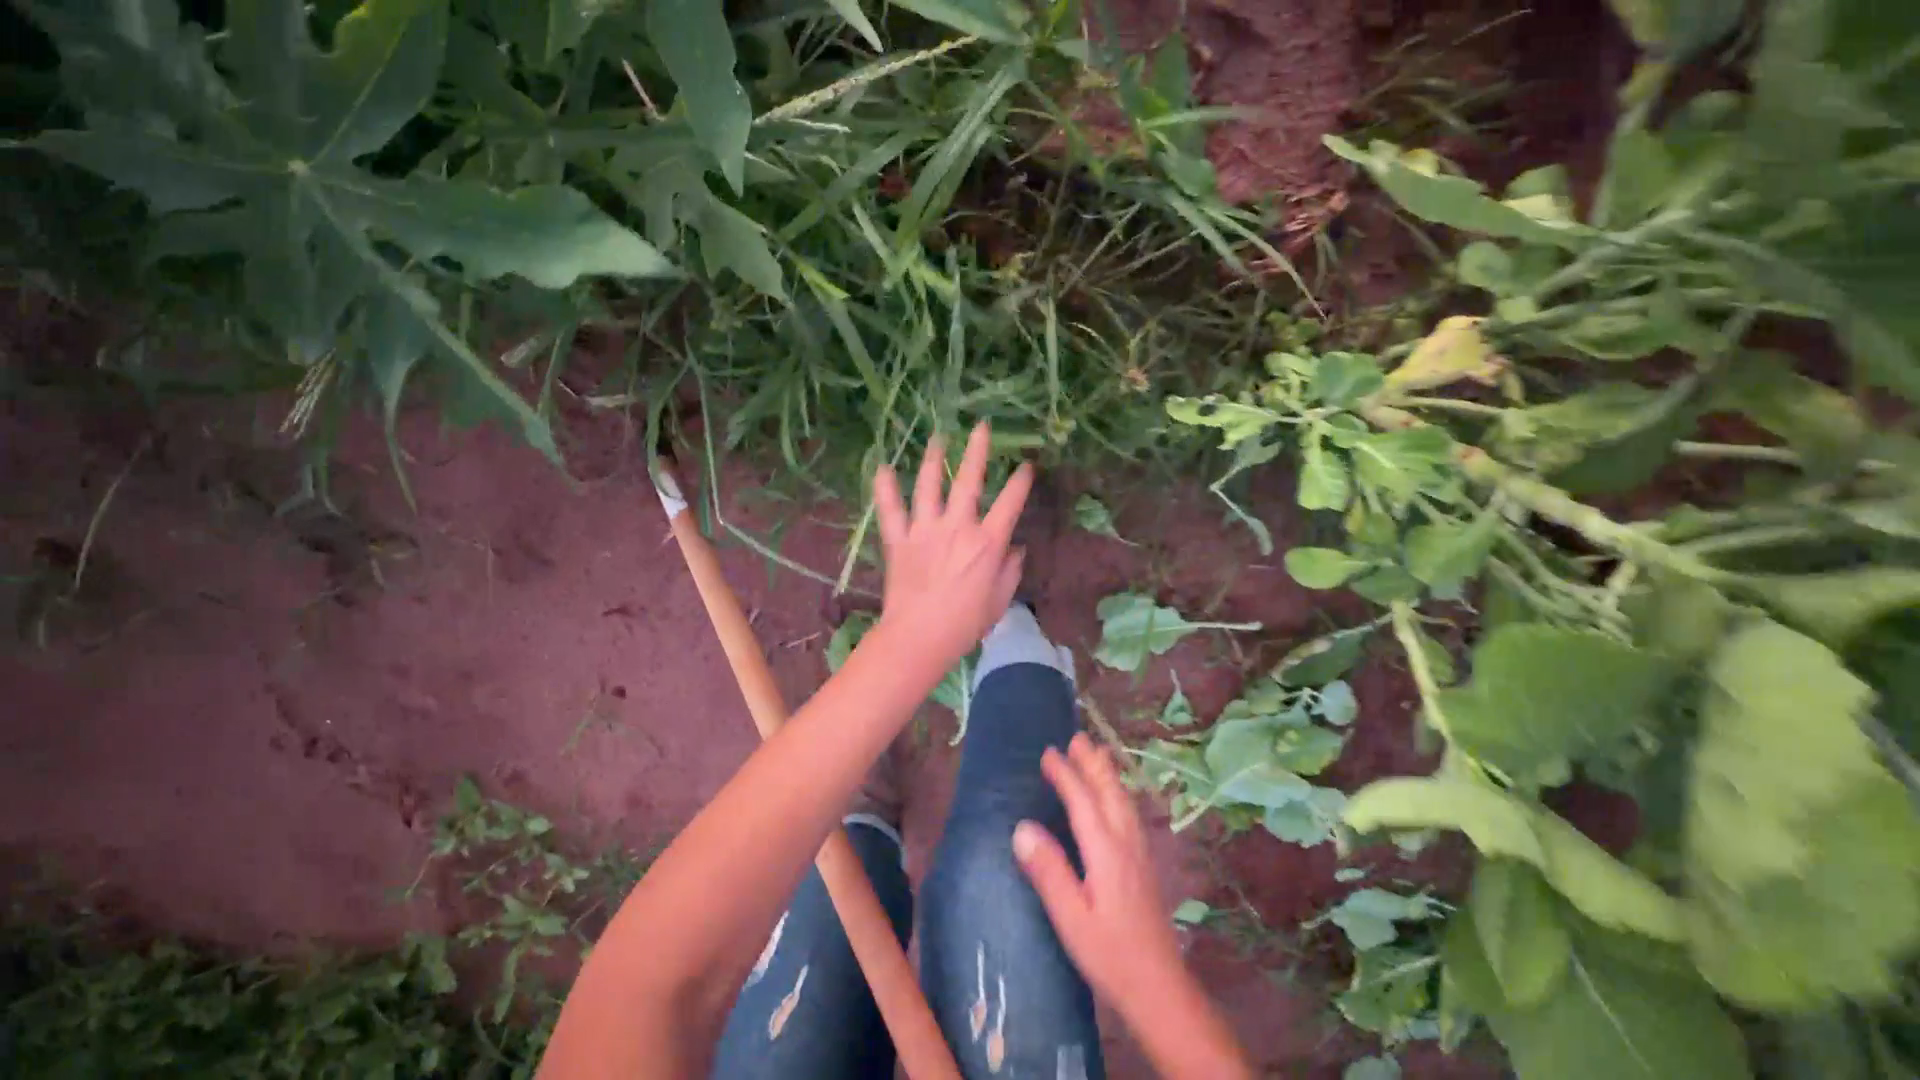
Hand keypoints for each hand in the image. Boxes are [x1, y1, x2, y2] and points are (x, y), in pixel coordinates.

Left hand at [872, 423, 1031, 664]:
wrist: (919, 637)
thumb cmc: (965, 625)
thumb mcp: (998, 601)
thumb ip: (1009, 571)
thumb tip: (1015, 549)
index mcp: (988, 543)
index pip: (1010, 503)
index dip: (1021, 482)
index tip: (1026, 466)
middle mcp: (957, 528)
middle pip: (969, 480)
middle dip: (977, 450)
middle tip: (981, 426)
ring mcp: (924, 531)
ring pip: (928, 485)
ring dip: (932, 459)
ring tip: (937, 439)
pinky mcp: (898, 540)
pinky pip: (890, 510)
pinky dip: (884, 488)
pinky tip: (881, 468)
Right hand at [1016, 736, 1253, 1078]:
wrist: (1159, 987)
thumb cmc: (1109, 955)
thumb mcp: (1070, 917)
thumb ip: (1048, 871)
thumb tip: (1022, 827)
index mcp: (1106, 852)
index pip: (1083, 802)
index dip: (1066, 775)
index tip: (1048, 752)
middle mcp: (1127, 845)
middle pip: (1110, 794)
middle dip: (1093, 765)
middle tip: (1076, 738)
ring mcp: (1141, 855)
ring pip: (1125, 803)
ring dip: (1108, 776)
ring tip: (1097, 756)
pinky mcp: (1146, 868)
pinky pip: (1131, 815)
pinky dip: (1119, 795)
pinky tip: (1116, 802)